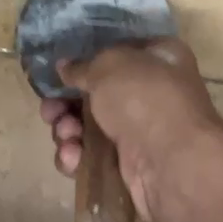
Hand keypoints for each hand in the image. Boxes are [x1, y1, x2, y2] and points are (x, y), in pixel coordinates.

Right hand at [40, 39, 222, 221]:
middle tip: (50, 112)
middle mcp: (152, 94)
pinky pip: (93, 158)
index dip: (86, 62)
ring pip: (90, 129)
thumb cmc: (144, 98)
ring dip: (68, 131)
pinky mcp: (130, 167)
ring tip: (66, 135)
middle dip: (66, 104)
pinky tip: (72, 158)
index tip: (59, 74)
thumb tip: (65, 67)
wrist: (173, 162)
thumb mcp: (108, 66)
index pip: (117, 54)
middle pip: (96, 95)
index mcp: (159, 58)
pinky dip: (77, 157)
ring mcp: (142, 133)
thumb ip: (82, 66)